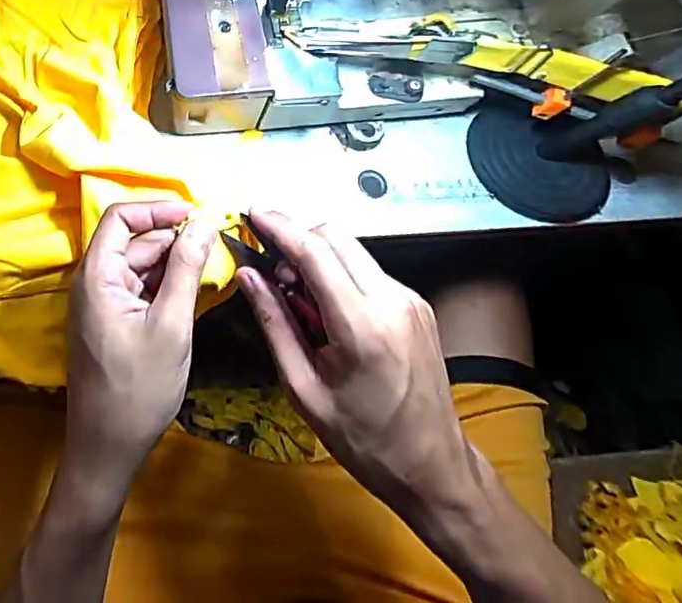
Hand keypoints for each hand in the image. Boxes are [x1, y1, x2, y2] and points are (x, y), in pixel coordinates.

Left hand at [65, 201, 214, 489]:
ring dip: (174, 262)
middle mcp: (95, 282)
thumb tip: (204, 221)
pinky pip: (142, 286)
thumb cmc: (138, 390)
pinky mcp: (114, 319)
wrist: (107, 451)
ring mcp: (103, 301)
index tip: (195, 213)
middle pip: (136, 240)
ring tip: (209, 271)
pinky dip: (167, 283)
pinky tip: (192, 292)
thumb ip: (187, 268)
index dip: (157, 209)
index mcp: (97, 276)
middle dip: (174, 238)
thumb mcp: (171, 324)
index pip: (120, 218)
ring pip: (142, 263)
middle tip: (215, 247)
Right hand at [238, 210, 477, 516]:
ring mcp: (409, 299)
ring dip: (320, 258)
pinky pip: (369, 269)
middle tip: (276, 276)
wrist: (431, 464)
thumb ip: (274, 324)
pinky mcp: (415, 302)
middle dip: (298, 242)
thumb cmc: (369, 439)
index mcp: (362, 327)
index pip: (314, 252)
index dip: (279, 227)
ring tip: (304, 301)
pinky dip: (343, 275)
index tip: (256, 215)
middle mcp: (392, 302)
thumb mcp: (305, 389)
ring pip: (353, 249)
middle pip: (335, 237)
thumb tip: (250, 279)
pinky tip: (332, 311)